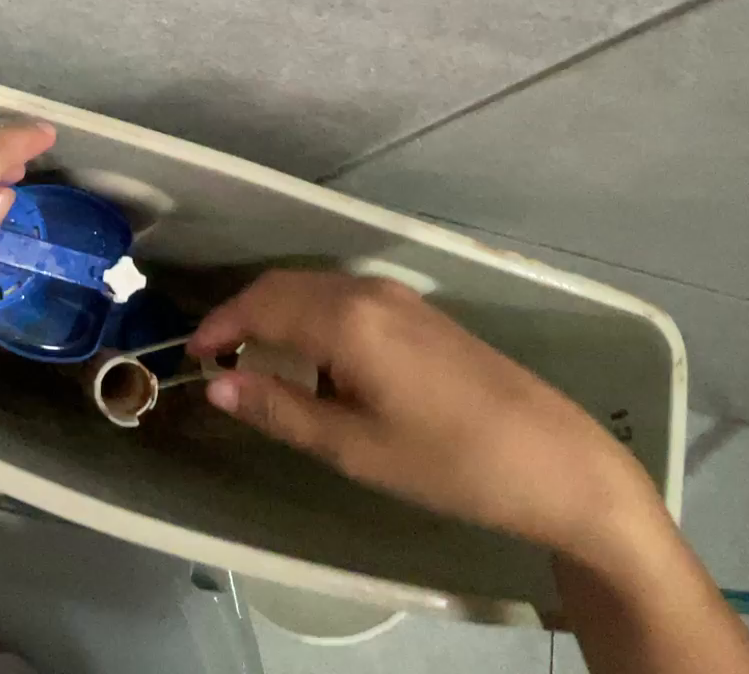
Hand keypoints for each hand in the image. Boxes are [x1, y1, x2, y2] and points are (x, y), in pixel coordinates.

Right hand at [188, 270, 656, 561]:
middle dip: (241, 316)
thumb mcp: (353, 447)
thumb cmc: (448, 462)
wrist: (557, 461)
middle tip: (217, 361)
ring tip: (255, 360)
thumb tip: (216, 386)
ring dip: (274, 312)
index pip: (259, 306)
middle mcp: (365, 290)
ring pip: (312, 287)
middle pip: (282, 286)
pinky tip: (312, 355)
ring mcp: (396, 295)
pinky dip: (308, 314)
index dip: (218, 328)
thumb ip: (278, 409)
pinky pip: (342, 296)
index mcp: (345, 319)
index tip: (192, 357)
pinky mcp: (417, 310)